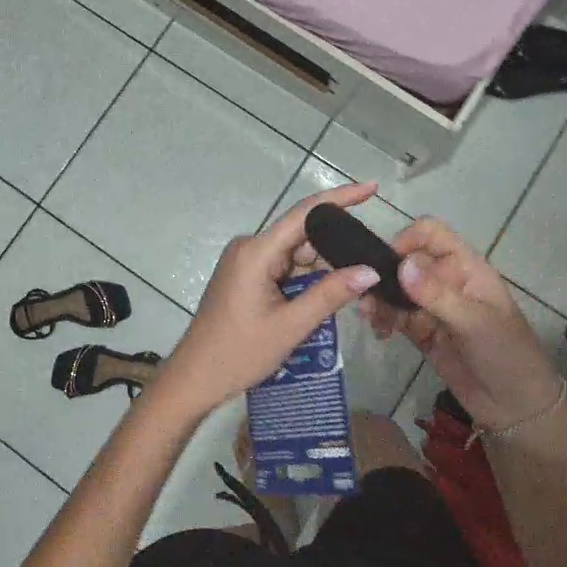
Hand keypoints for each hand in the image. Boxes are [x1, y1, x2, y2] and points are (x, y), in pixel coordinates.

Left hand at [153, 183, 383, 418]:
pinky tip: (327, 295)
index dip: (341, 198)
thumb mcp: (291, 326)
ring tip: (354, 289)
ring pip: (296, 254)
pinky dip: (306, 279)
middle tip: (370, 269)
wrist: (194, 378)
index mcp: (257, 251)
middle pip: (304, 236)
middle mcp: (250, 247)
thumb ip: (331, 294)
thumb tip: (370, 270)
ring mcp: (246, 261)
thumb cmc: (239, 353)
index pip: (305, 213)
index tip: (372, 188)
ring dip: (321, 269)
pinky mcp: (245, 276)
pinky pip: (284, 267)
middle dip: (336, 249)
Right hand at [365, 218, 565, 430]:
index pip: (431, 234)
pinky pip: (395, 315)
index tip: (386, 263)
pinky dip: (382, 318)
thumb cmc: (507, 354)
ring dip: (379, 299)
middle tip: (366, 296)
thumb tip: (401, 265)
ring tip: (369, 317)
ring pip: (396, 290)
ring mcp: (432, 307)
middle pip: (406, 262)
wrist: (516, 407)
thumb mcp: (475, 323)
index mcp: (466, 268)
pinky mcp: (422, 332)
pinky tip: (379, 332)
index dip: (407, 239)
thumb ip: (437, 295)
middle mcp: (446, 281)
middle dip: (384, 275)